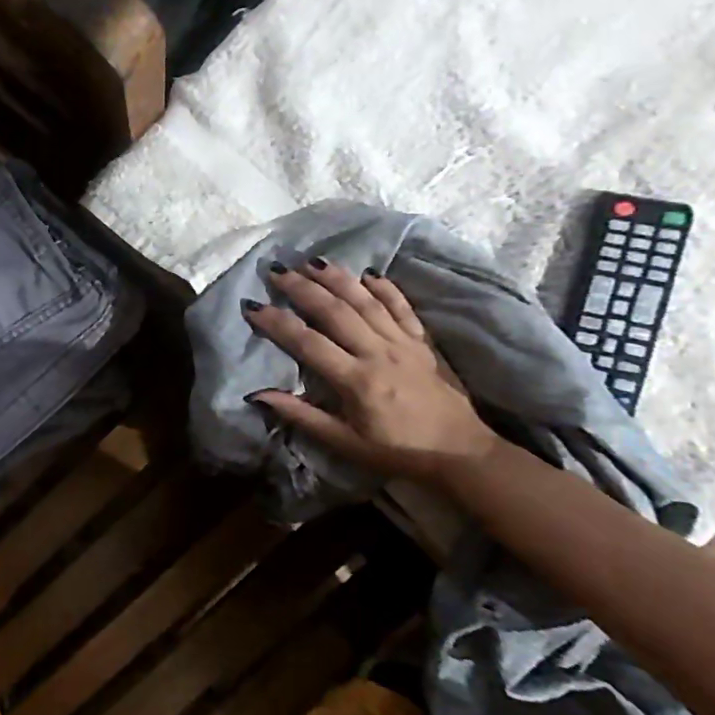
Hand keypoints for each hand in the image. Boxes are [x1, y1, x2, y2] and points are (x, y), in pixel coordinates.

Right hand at [242, 259, 504, 483]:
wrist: (461, 452)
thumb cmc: (396, 451)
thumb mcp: (344, 443)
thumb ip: (301, 416)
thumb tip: (258, 395)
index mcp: (356, 381)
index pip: (308, 343)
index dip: (278, 323)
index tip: (253, 306)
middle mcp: (379, 353)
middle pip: (335, 312)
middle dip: (303, 288)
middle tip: (277, 270)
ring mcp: (404, 344)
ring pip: (366, 302)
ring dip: (337, 279)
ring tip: (311, 262)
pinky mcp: (423, 342)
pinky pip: (402, 307)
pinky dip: (385, 288)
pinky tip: (367, 274)